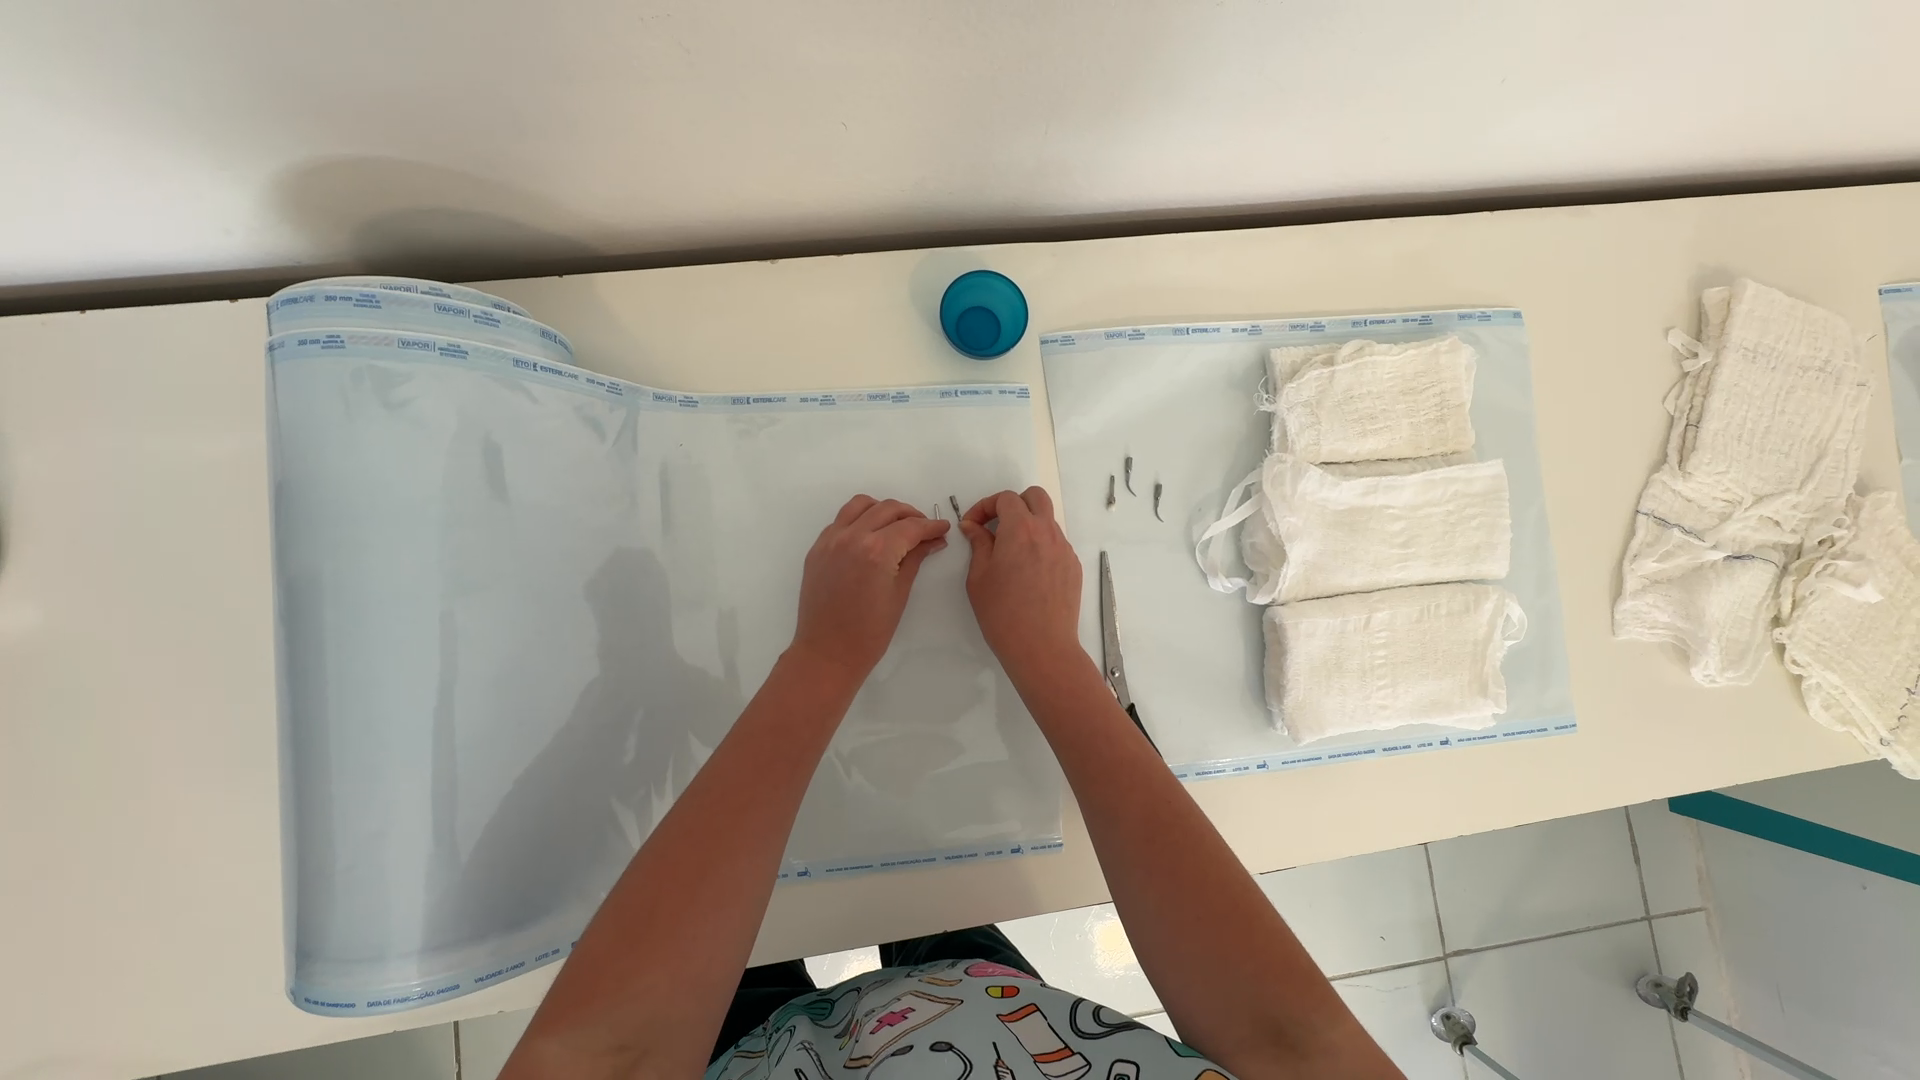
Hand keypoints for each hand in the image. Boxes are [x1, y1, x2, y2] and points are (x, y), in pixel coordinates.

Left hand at [789, 495, 950, 683]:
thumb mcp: (899, 593)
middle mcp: (851, 537)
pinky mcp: (817, 549)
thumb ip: (915, 559)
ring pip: (860, 505)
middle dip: (910, 515)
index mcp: (876, 551)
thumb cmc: (870, 632)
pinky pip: (841, 521)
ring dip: (882, 510)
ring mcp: (830, 541)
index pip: (910, 527)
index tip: (942, 528)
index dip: (931, 526)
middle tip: (924, 529)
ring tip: (896, 526)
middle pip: (887, 509)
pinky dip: (859, 520)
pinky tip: (870, 537)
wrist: (828, 652)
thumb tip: (933, 540)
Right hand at [959, 487, 1086, 680]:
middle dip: (1013, 504)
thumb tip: (973, 527)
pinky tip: (1028, 573)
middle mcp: (1047, 532)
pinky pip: (1056, 544)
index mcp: (1021, 530)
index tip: (973, 526)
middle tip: (996, 526)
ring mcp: (1064, 549)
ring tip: (1010, 554)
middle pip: (1035, 497)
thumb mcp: (979, 577)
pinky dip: (1040, 546)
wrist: (1041, 647)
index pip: (1005, 498)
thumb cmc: (1003, 614)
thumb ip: (978, 544)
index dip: (985, 506)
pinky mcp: (1073, 567)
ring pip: (1048, 521)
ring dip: (1028, 525)